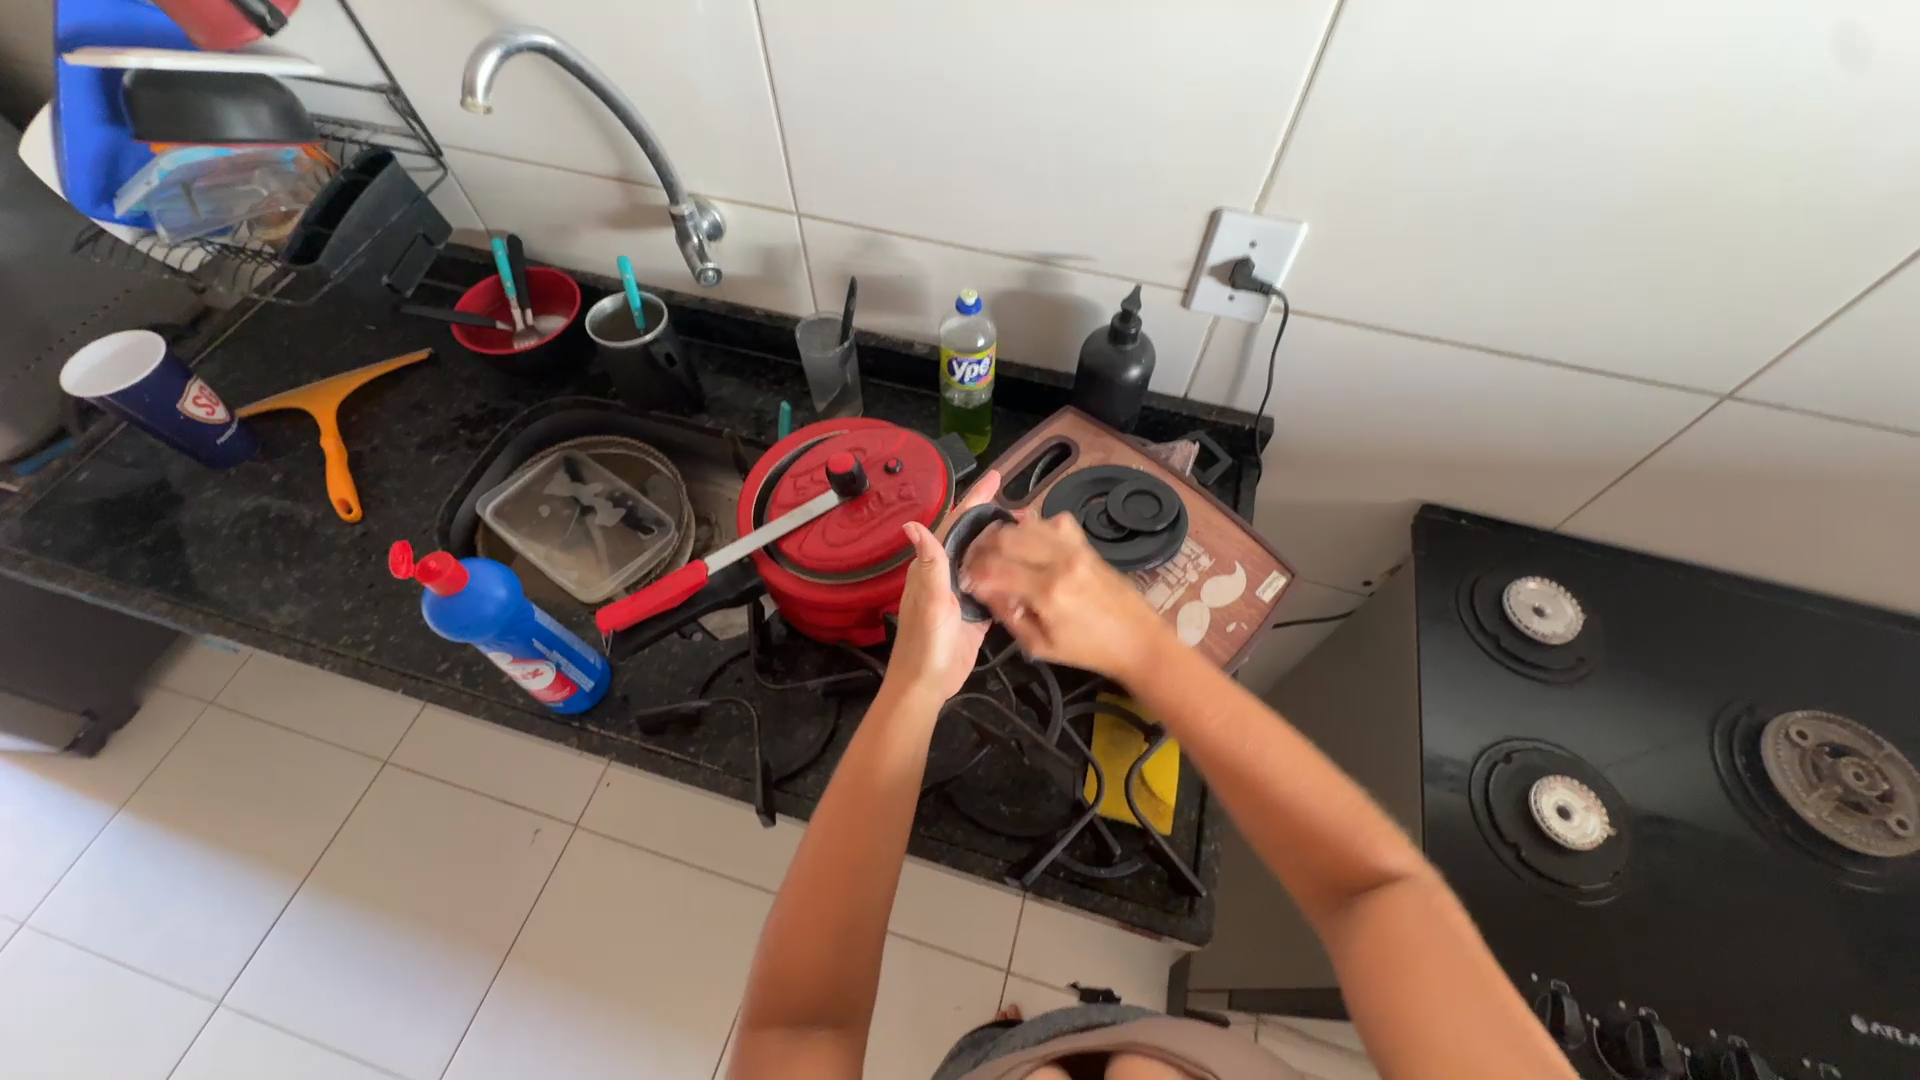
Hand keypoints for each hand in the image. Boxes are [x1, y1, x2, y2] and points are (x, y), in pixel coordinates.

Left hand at [885, 469, 1002, 703]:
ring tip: (1028, 528)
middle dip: (991, 517)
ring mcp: (961, 595)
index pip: (954, 524)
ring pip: (983, 561)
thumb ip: (929, 562)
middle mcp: (946, 575)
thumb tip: (912, 522)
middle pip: (971, 538)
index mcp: (932, 566)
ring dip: (1001, 544)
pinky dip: (1006, 576)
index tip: (995, 478)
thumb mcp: (930, 599)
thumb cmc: (925, 642)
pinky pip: (993, 588)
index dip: (973, 500)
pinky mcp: (975, 614)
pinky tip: (1024, 568)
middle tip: (1020, 503)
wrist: (927, 684)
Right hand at [959, 511, 1170, 680]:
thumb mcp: (1040, 646)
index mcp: (1047, 592)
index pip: (994, 569)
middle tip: (974, 561)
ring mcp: (1075, 548)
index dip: (972, 572)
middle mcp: (1060, 561)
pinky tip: (1028, 542)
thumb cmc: (1088, 650)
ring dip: (1004, 534)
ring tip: (994, 550)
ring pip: (1026, 523)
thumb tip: (983, 590)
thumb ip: (1008, 615)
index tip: (965, 580)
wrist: (1138, 640)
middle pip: (1006, 537)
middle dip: (982, 547)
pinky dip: (1034, 527)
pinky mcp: (1086, 544)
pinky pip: (1053, 522)